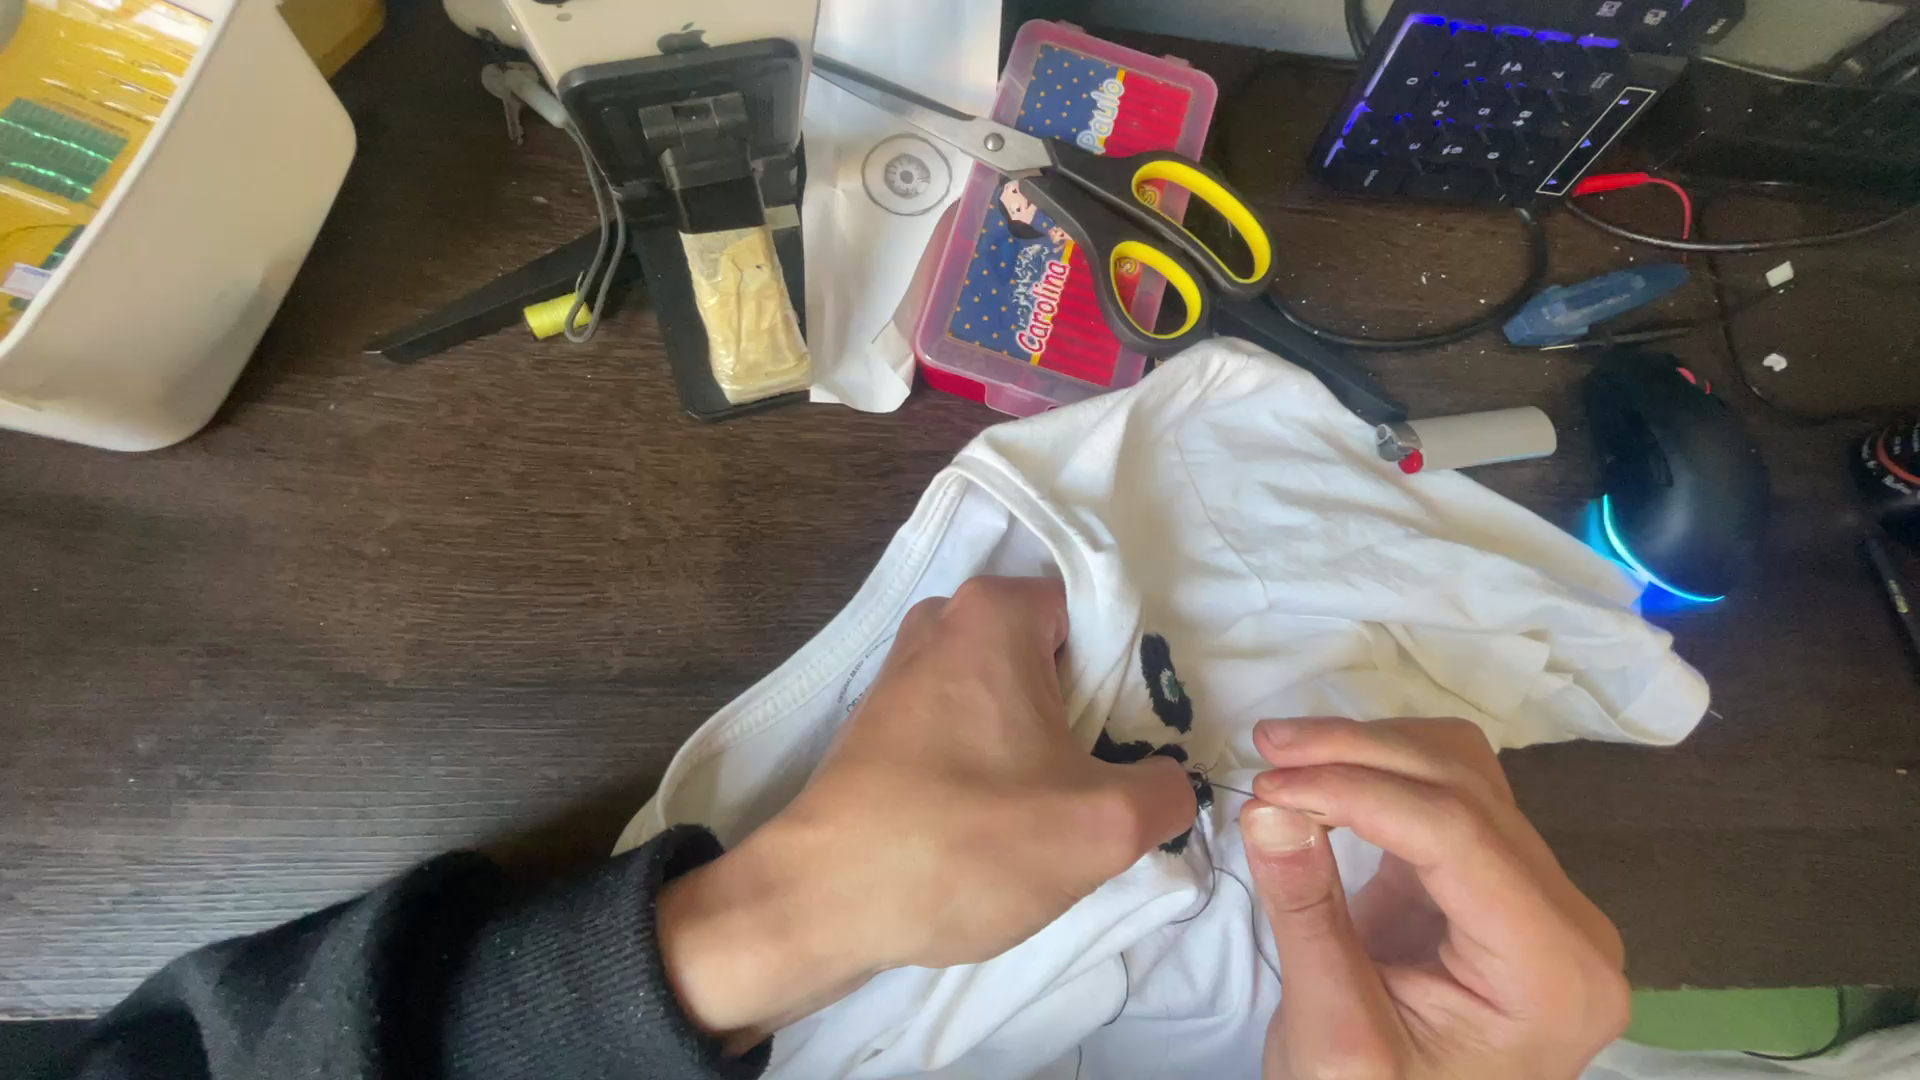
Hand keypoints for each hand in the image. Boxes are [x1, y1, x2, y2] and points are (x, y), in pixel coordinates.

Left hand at [657, 577, 1196, 1044]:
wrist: (822, 899)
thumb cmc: (967, 838)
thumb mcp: (1103, 825)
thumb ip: (1166, 789)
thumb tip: (1167, 779)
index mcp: (995, 610)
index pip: (1098, 620)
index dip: (1132, 682)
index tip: (1135, 743)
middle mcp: (945, 618)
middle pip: (1054, 655)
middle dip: (1087, 717)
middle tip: (1099, 782)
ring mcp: (906, 666)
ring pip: (1012, 693)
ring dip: (1041, 745)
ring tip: (1049, 808)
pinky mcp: (885, 715)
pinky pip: (968, 719)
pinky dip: (994, 757)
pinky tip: (996, 814)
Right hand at [1238, 717, 1629, 1079]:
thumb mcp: (1335, 1035)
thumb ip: (1307, 916)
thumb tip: (1268, 806)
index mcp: (1551, 972)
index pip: (1457, 834)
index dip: (1356, 790)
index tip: (1267, 786)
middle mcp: (1563, 918)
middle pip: (1463, 784)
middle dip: (1356, 751)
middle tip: (1266, 749)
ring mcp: (1530, 891)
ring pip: (1456, 767)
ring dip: (1365, 745)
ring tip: (1283, 754)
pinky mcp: (1483, 874)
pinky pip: (1437, 789)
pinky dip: (1372, 766)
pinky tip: (1317, 777)